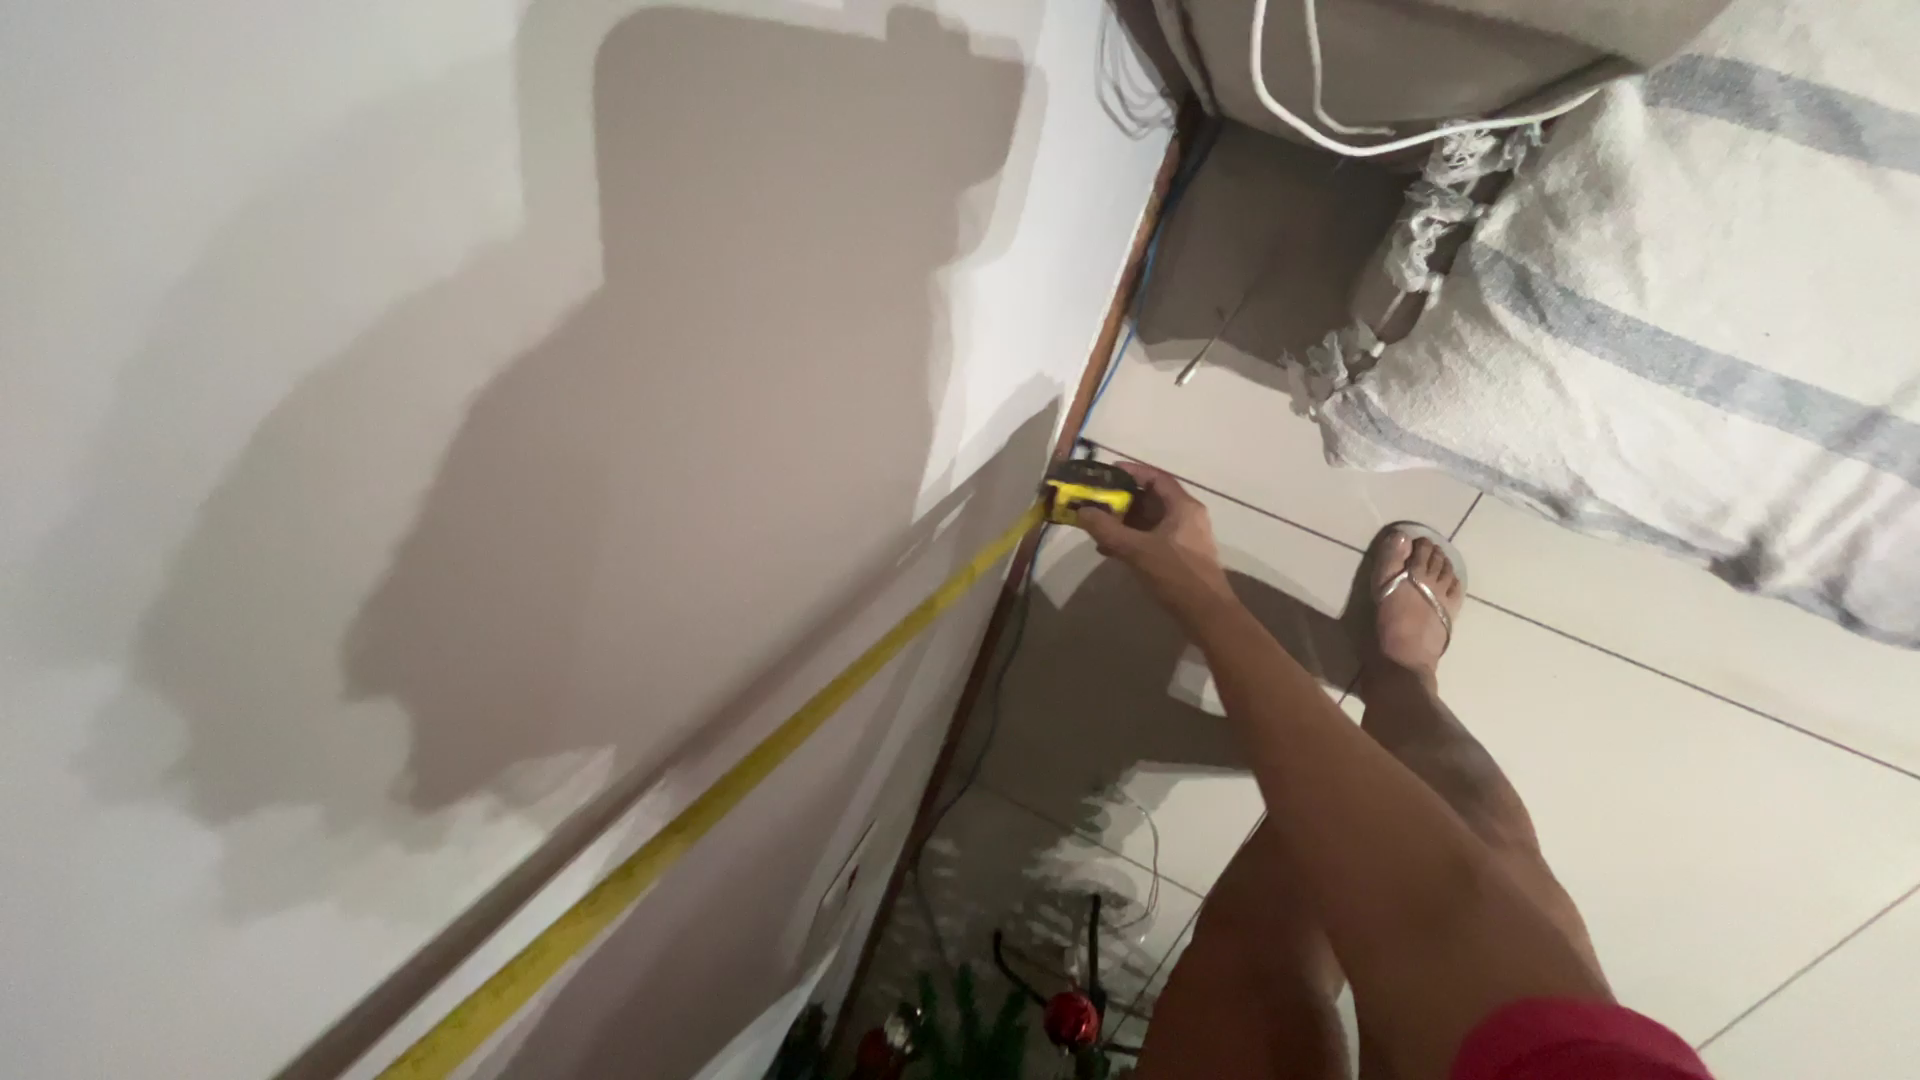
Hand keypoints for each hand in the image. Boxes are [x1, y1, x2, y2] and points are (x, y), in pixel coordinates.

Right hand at [1075, 461, 1236, 623]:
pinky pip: (1150, 538)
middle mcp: (1185, 517)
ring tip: (1096, 524)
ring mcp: (1183, 538)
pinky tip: (1109, 549)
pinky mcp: (1178, 556)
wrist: (1205, 614)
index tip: (1106, 472)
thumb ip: (1107, 530)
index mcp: (1182, 507)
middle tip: (1095, 500)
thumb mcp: (1137, 549)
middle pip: (1150, 498)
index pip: (1155, 477)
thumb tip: (1082, 511)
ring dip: (1123, 522)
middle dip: (1121, 499)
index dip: (1131, 472)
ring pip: (1149, 521)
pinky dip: (1131, 539)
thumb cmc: (1176, 575)